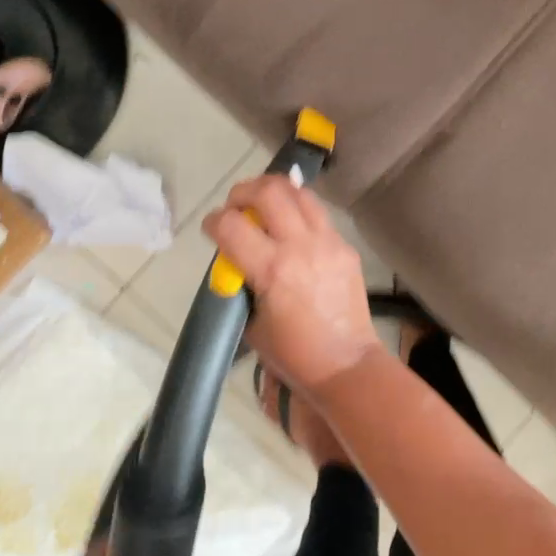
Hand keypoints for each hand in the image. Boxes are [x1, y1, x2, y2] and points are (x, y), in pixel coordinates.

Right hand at [203, 176, 380, 394]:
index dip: (213, 221)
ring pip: (298, 193)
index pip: (231, 225)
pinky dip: (298, 210)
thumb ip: (240, 282)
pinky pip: (318, 214)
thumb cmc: (293, 354)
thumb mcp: (251, 321)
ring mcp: (328, 242)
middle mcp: (301, 247)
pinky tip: (290, 226)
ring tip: (262, 206)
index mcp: (273, 270)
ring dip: (274, 191)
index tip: (210, 228)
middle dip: (243, 192)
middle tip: (236, 206)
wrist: (346, 364)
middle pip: (268, 191)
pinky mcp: (345, 246)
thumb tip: (235, 258)